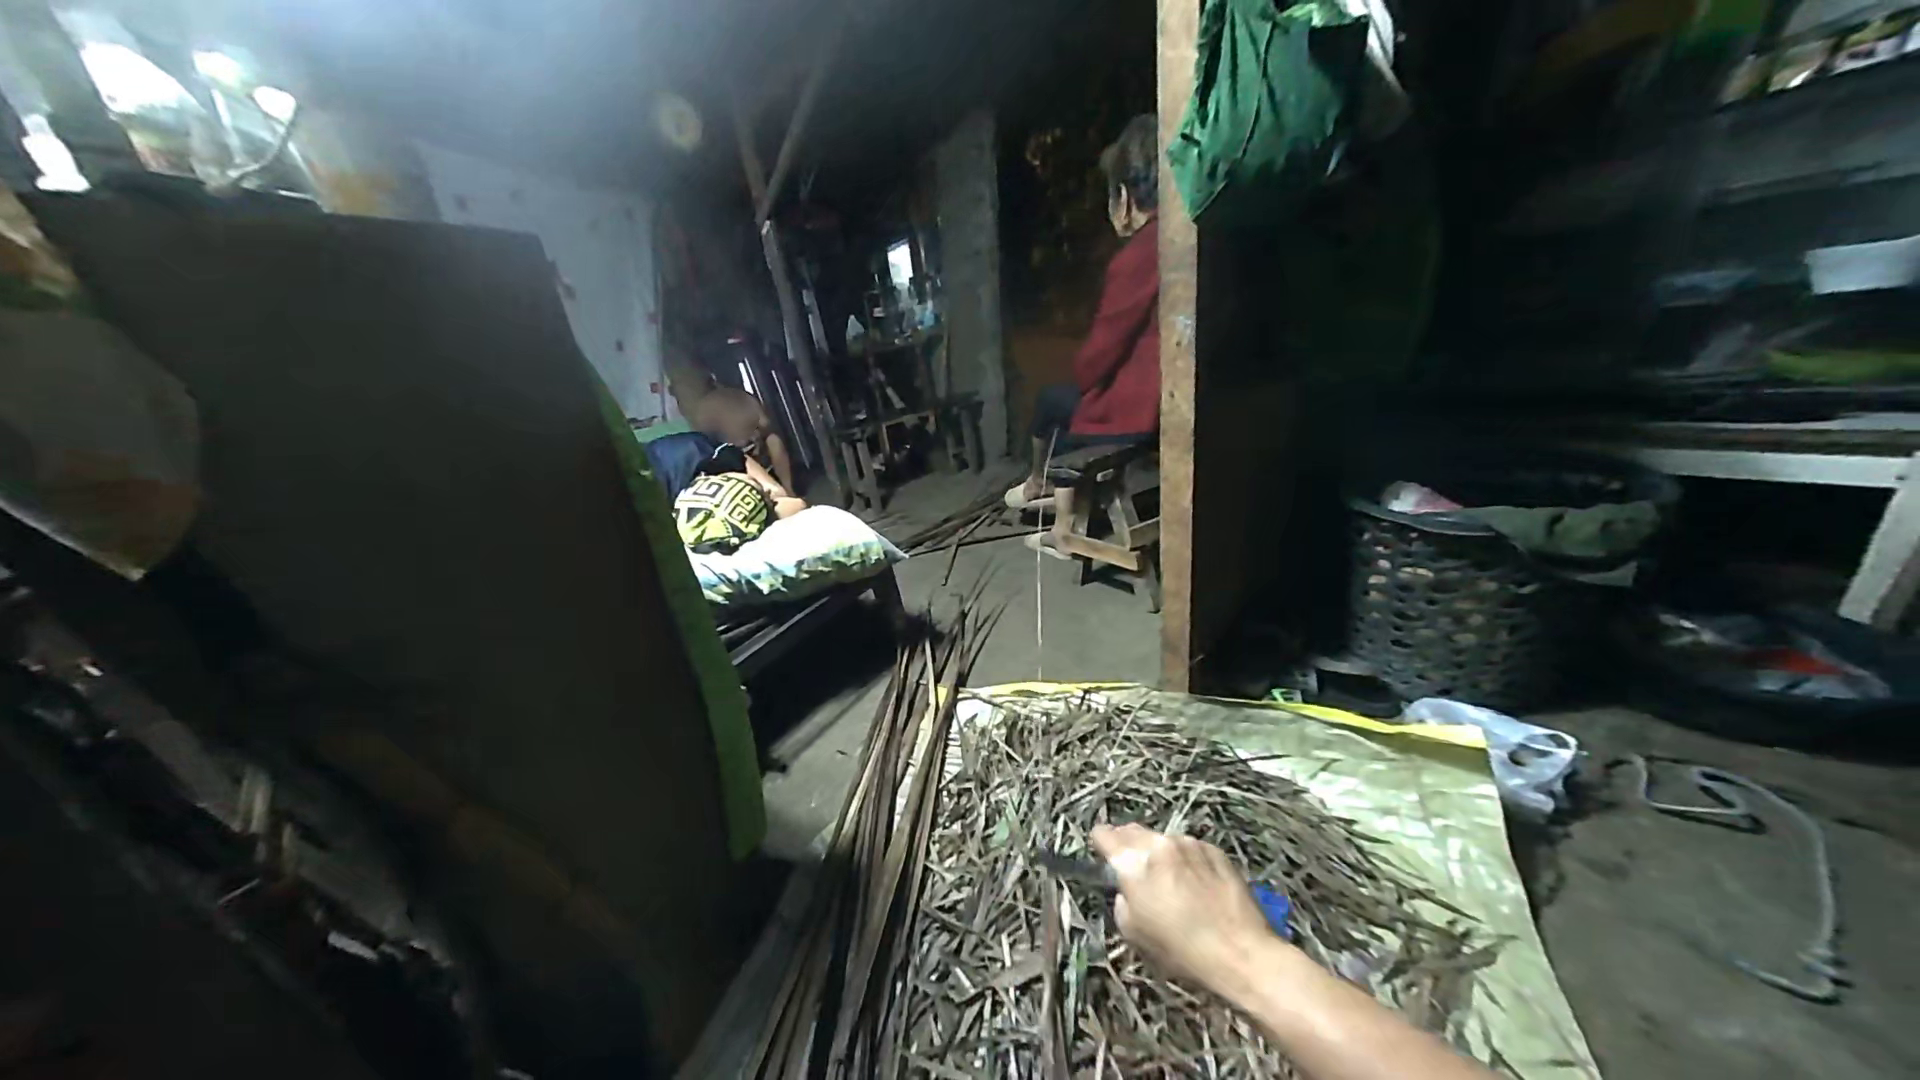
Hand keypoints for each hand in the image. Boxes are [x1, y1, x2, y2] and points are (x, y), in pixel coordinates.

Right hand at [1089, 823, 1283, 998]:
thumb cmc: (1182, 951)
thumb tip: (1128, 889)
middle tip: (1136, 870)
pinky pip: (1190, 848)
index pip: (1104, 834)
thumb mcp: (1135, 934)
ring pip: (1163, 840)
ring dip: (1160, 854)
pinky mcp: (1214, 849)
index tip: (1104, 853)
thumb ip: (1122, 901)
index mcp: (1133, 863)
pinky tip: (1198, 885)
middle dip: (1129, 845)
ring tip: (1172, 882)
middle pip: (1132, 831)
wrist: (1242, 954)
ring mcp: (1188, 843)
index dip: (1101, 843)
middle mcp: (1159, 843)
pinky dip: (1186, 860)